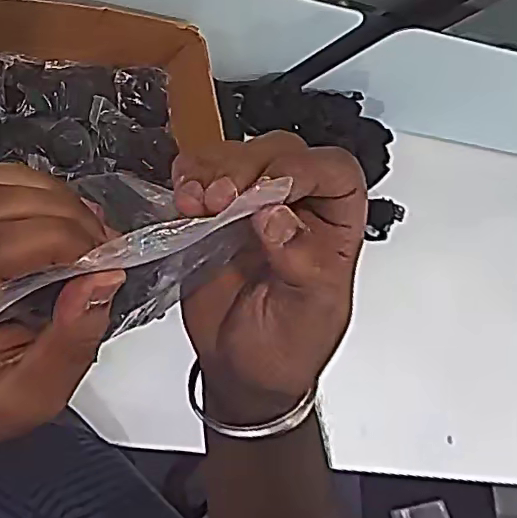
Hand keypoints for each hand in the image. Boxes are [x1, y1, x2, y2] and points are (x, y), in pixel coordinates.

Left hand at [0, 162, 124, 454]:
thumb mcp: (35, 396)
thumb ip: (71, 342)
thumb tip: (102, 281)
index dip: (57, 239)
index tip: (100, 256)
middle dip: (63, 214)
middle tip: (103, 241)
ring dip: (49, 193)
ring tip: (84, 225)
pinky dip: (30, 183)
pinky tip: (57, 208)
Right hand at [173, 132, 367, 423]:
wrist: (239, 366)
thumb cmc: (286, 347)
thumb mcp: (305, 315)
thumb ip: (299, 265)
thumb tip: (276, 217)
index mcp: (334, 222)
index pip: (334, 171)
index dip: (305, 170)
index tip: (270, 190)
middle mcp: (296, 201)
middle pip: (278, 152)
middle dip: (245, 168)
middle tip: (221, 200)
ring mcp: (251, 197)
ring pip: (236, 153)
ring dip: (210, 170)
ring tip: (194, 203)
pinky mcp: (212, 202)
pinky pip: (199, 170)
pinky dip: (187, 177)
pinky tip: (182, 200)